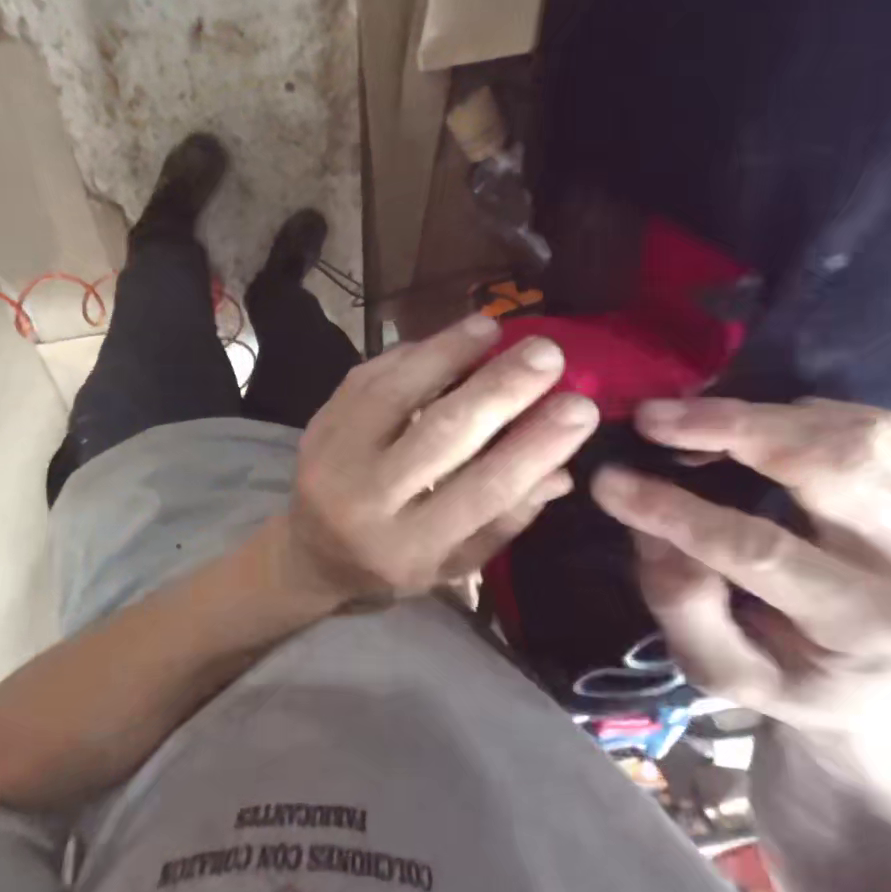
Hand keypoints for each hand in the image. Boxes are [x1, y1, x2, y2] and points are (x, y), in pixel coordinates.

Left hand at [283, 315, 599, 602]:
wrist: (310, 550)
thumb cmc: (393, 563)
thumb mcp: (453, 562)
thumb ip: (506, 519)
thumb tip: (562, 467)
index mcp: (410, 546)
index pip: (484, 489)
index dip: (535, 445)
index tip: (580, 406)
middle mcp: (367, 499)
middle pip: (440, 433)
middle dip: (499, 388)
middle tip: (547, 353)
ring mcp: (335, 456)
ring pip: (396, 392)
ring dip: (448, 353)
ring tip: (493, 328)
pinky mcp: (320, 423)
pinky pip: (368, 377)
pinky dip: (410, 355)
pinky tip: (447, 340)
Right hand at [591, 397, 890, 731]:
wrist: (874, 683)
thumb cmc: (786, 679)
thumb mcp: (718, 671)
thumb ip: (682, 603)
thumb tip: (648, 522)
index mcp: (872, 629)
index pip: (764, 550)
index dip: (677, 510)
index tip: (609, 482)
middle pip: (837, 463)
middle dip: (733, 428)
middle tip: (649, 419)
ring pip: (853, 433)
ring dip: (754, 416)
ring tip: (681, 421)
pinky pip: (857, 426)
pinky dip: (784, 415)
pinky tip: (734, 429)